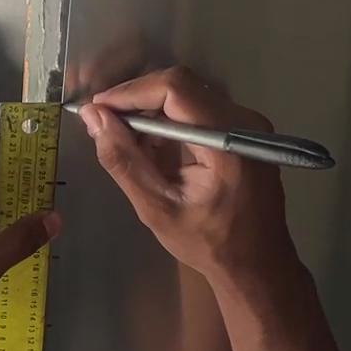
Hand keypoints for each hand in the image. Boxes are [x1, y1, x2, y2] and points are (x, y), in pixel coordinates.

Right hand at [78, 67, 300, 283]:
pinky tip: (150, 145)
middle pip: (180, 86)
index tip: (98, 109)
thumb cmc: (207, 242)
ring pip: (186, 93)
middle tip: (105, 121)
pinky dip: (166, 119)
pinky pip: (196, 107)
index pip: (175, 90)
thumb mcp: (155, 206)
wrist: (257, 263)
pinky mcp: (242, 129)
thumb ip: (122, 159)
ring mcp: (247, 123)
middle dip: (136, 99)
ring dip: (149, 109)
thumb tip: (93, 117)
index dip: (130, 92)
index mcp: (227, 142)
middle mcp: (243, 122)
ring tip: (125, 138)